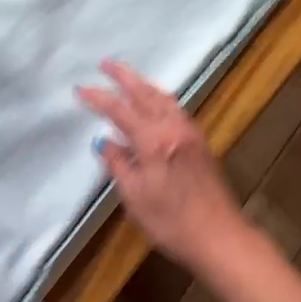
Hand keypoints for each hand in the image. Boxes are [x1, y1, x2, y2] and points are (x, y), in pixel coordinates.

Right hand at [78, 60, 252, 273]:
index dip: (98, 98)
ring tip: (128, 77)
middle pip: (145, 94)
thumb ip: (118, 164)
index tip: (79, 88)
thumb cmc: (172, 223)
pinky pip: (175, 108)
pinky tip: (154, 102)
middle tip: (106, 63)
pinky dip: (159, 97)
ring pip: (164, 98)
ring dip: (143, 84)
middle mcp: (173, 129)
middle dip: (124, 77)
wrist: (220, 238)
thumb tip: (104, 142)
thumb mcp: (135, 197)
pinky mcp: (200, 143)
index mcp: (154, 141)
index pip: (120, 110)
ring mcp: (190, 134)